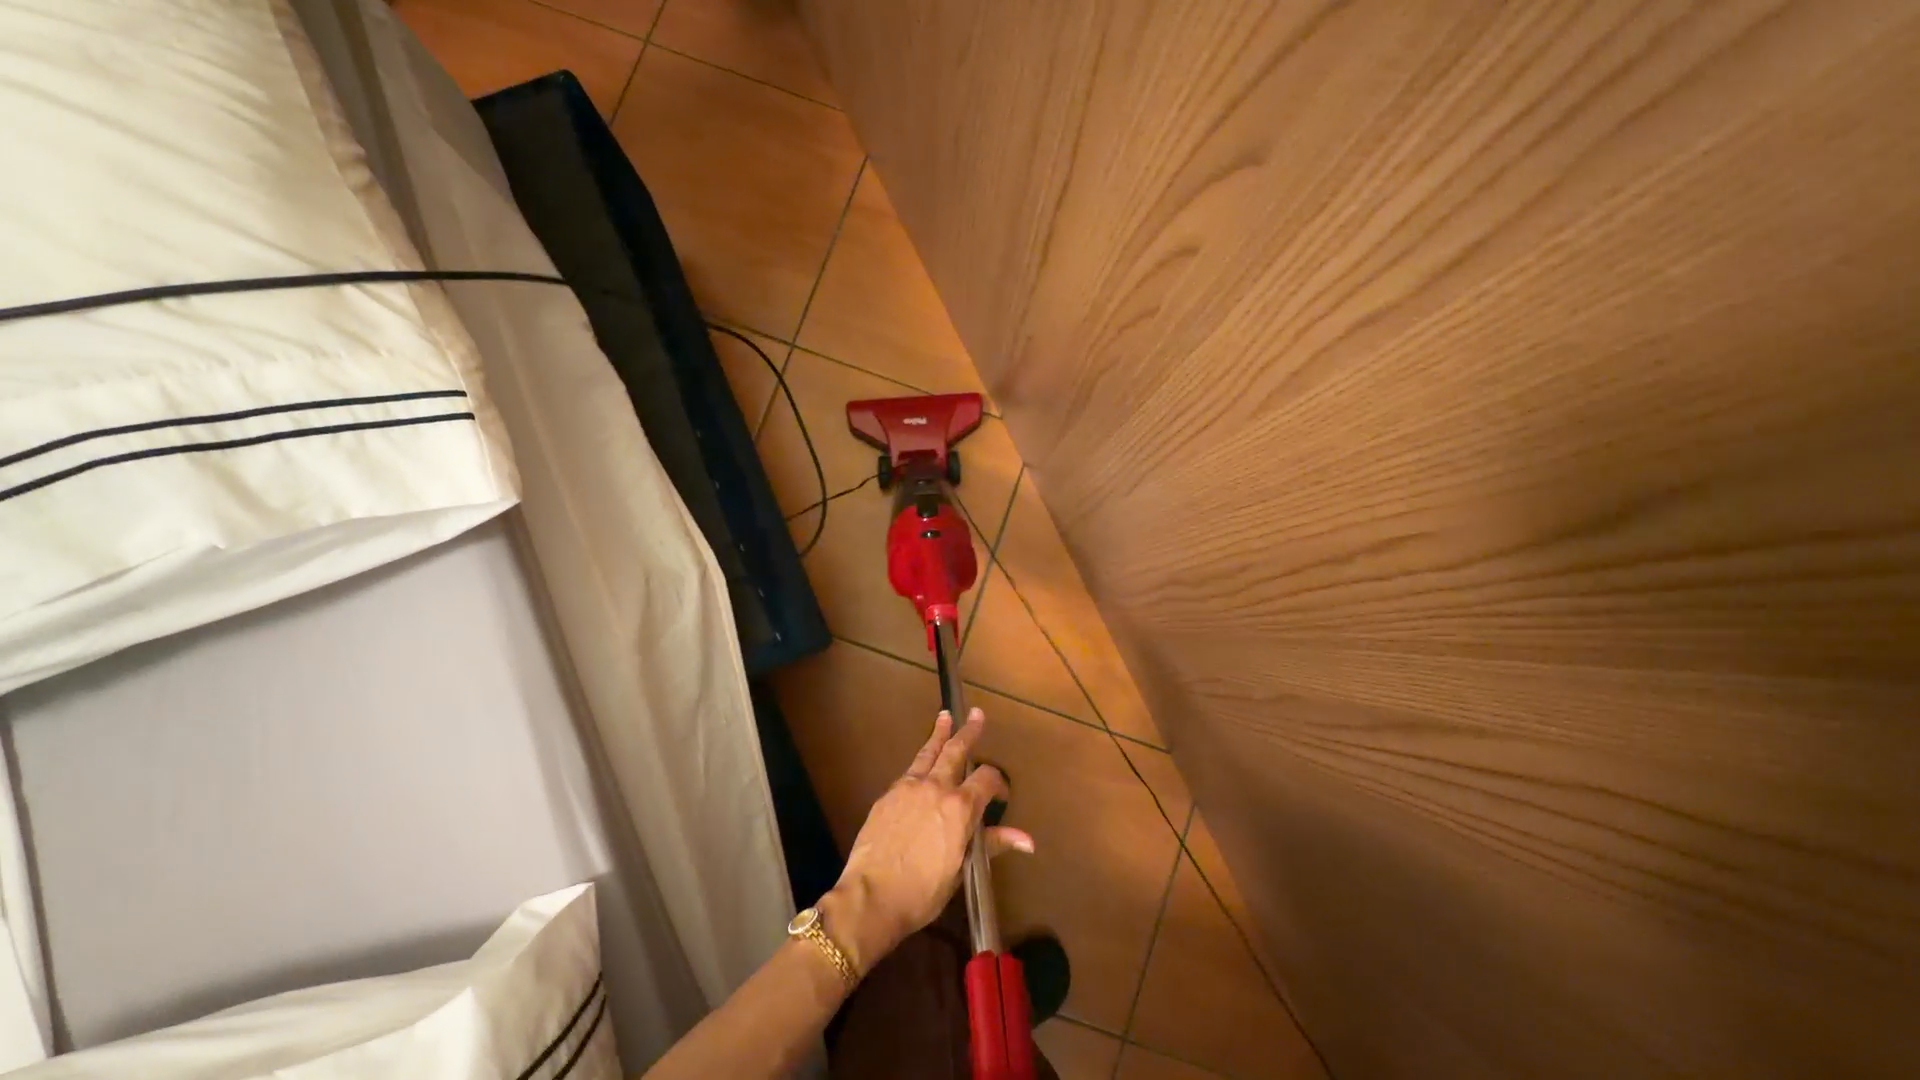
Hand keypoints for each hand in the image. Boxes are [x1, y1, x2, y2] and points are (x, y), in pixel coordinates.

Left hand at [823, 708, 1033, 969]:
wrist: (872, 896)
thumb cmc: (923, 891)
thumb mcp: (963, 869)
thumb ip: (992, 845)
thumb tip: (1029, 841)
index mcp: (960, 807)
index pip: (987, 779)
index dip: (998, 783)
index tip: (1001, 795)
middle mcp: (936, 788)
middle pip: (955, 751)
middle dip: (968, 733)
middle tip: (977, 714)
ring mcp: (908, 788)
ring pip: (928, 753)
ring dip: (939, 735)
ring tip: (944, 717)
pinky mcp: (888, 795)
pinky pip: (909, 771)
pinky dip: (920, 761)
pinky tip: (922, 764)